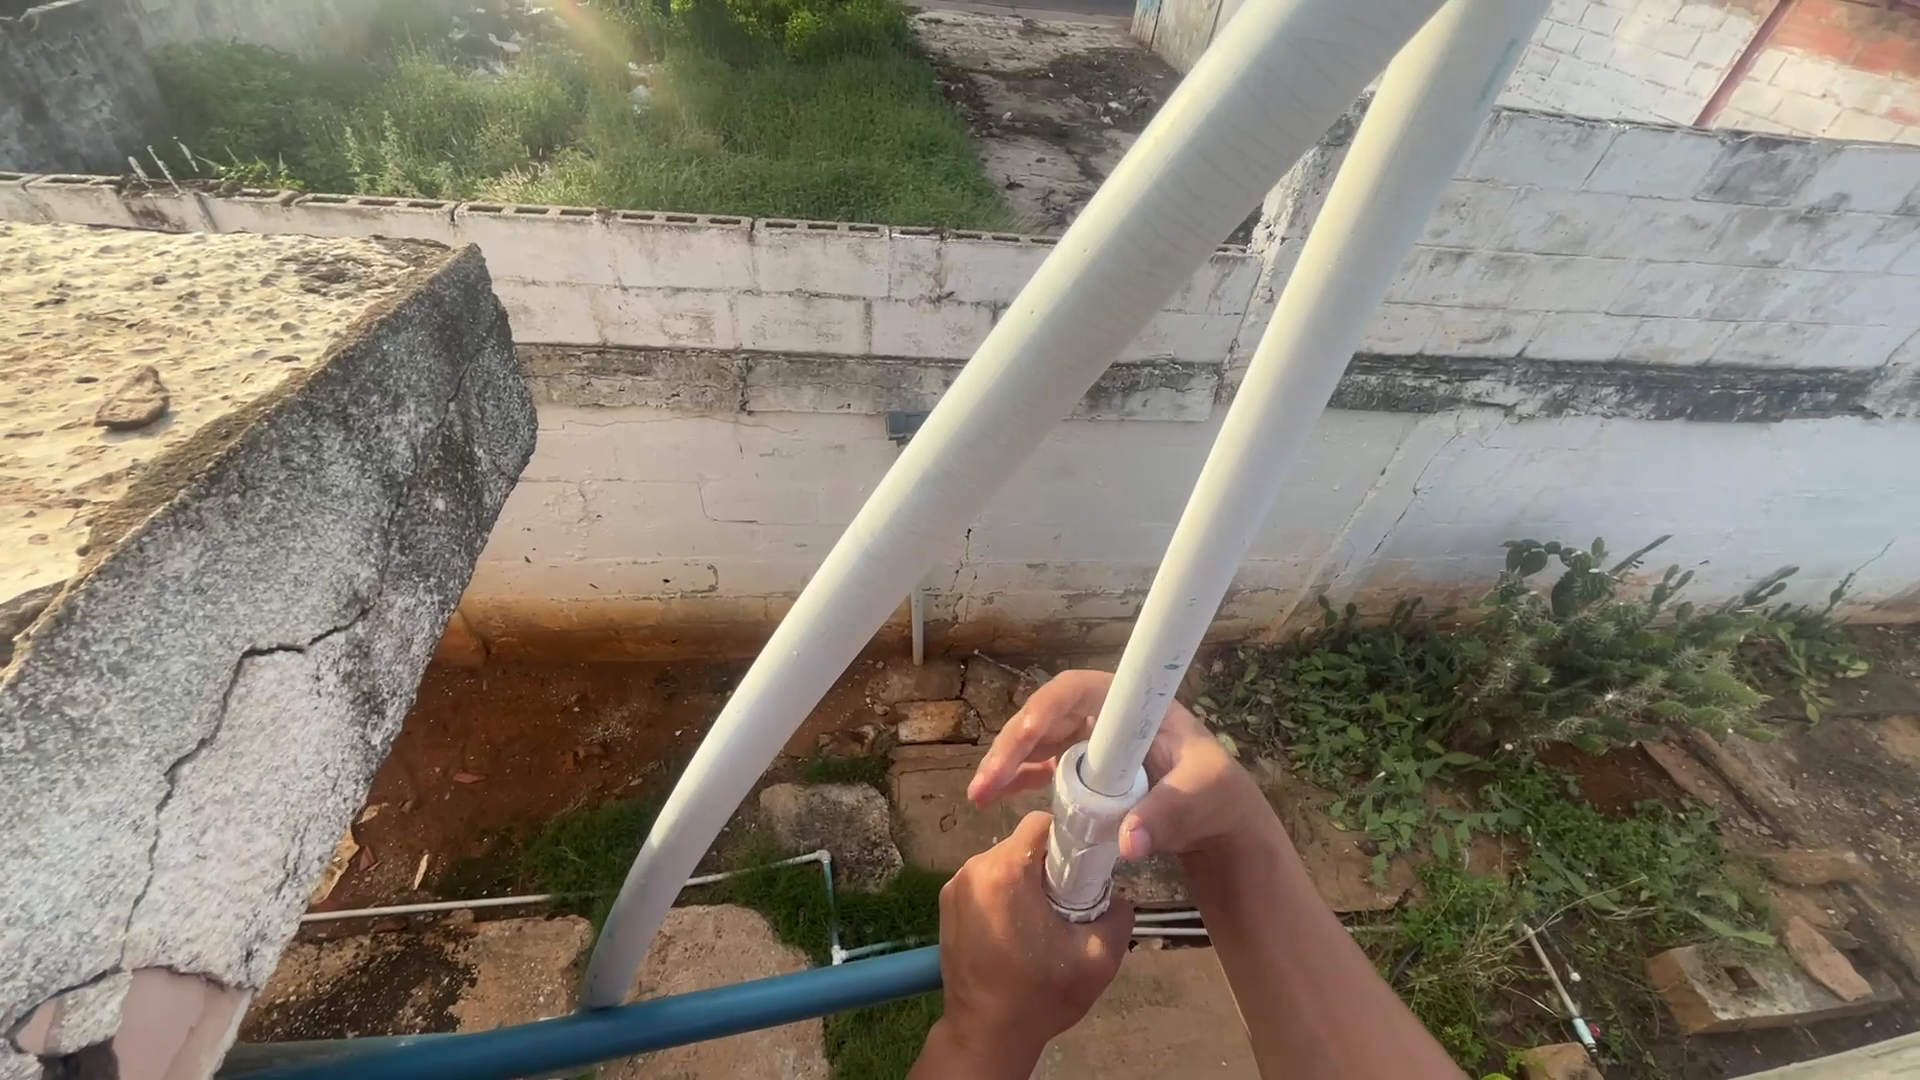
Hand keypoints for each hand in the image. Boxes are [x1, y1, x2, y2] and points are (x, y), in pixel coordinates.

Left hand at [923, 811, 1130, 1075]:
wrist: (986, 1033)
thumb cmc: (1041, 994)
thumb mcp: (1098, 959)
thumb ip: (1118, 914)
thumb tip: (1119, 892)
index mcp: (1007, 870)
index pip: (1040, 824)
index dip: (1065, 839)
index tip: (1077, 868)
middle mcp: (976, 868)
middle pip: (1020, 844)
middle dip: (1044, 865)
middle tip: (1061, 901)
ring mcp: (956, 884)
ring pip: (1001, 862)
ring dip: (1021, 881)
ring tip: (1036, 921)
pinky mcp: (945, 902)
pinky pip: (983, 881)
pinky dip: (999, 894)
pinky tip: (1011, 928)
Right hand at [969, 669, 1263, 860]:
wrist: (1218, 823)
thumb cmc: (1217, 796)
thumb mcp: (1203, 798)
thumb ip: (1168, 815)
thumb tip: (1128, 841)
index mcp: (1131, 703)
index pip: (1077, 690)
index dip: (1046, 706)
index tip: (1024, 733)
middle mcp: (1104, 715)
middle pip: (1046, 715)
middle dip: (1012, 744)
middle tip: (986, 782)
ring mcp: (1091, 742)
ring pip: (1036, 740)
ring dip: (1005, 764)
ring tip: (980, 795)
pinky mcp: (1084, 769)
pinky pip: (1042, 767)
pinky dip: (1017, 780)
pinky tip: (995, 798)